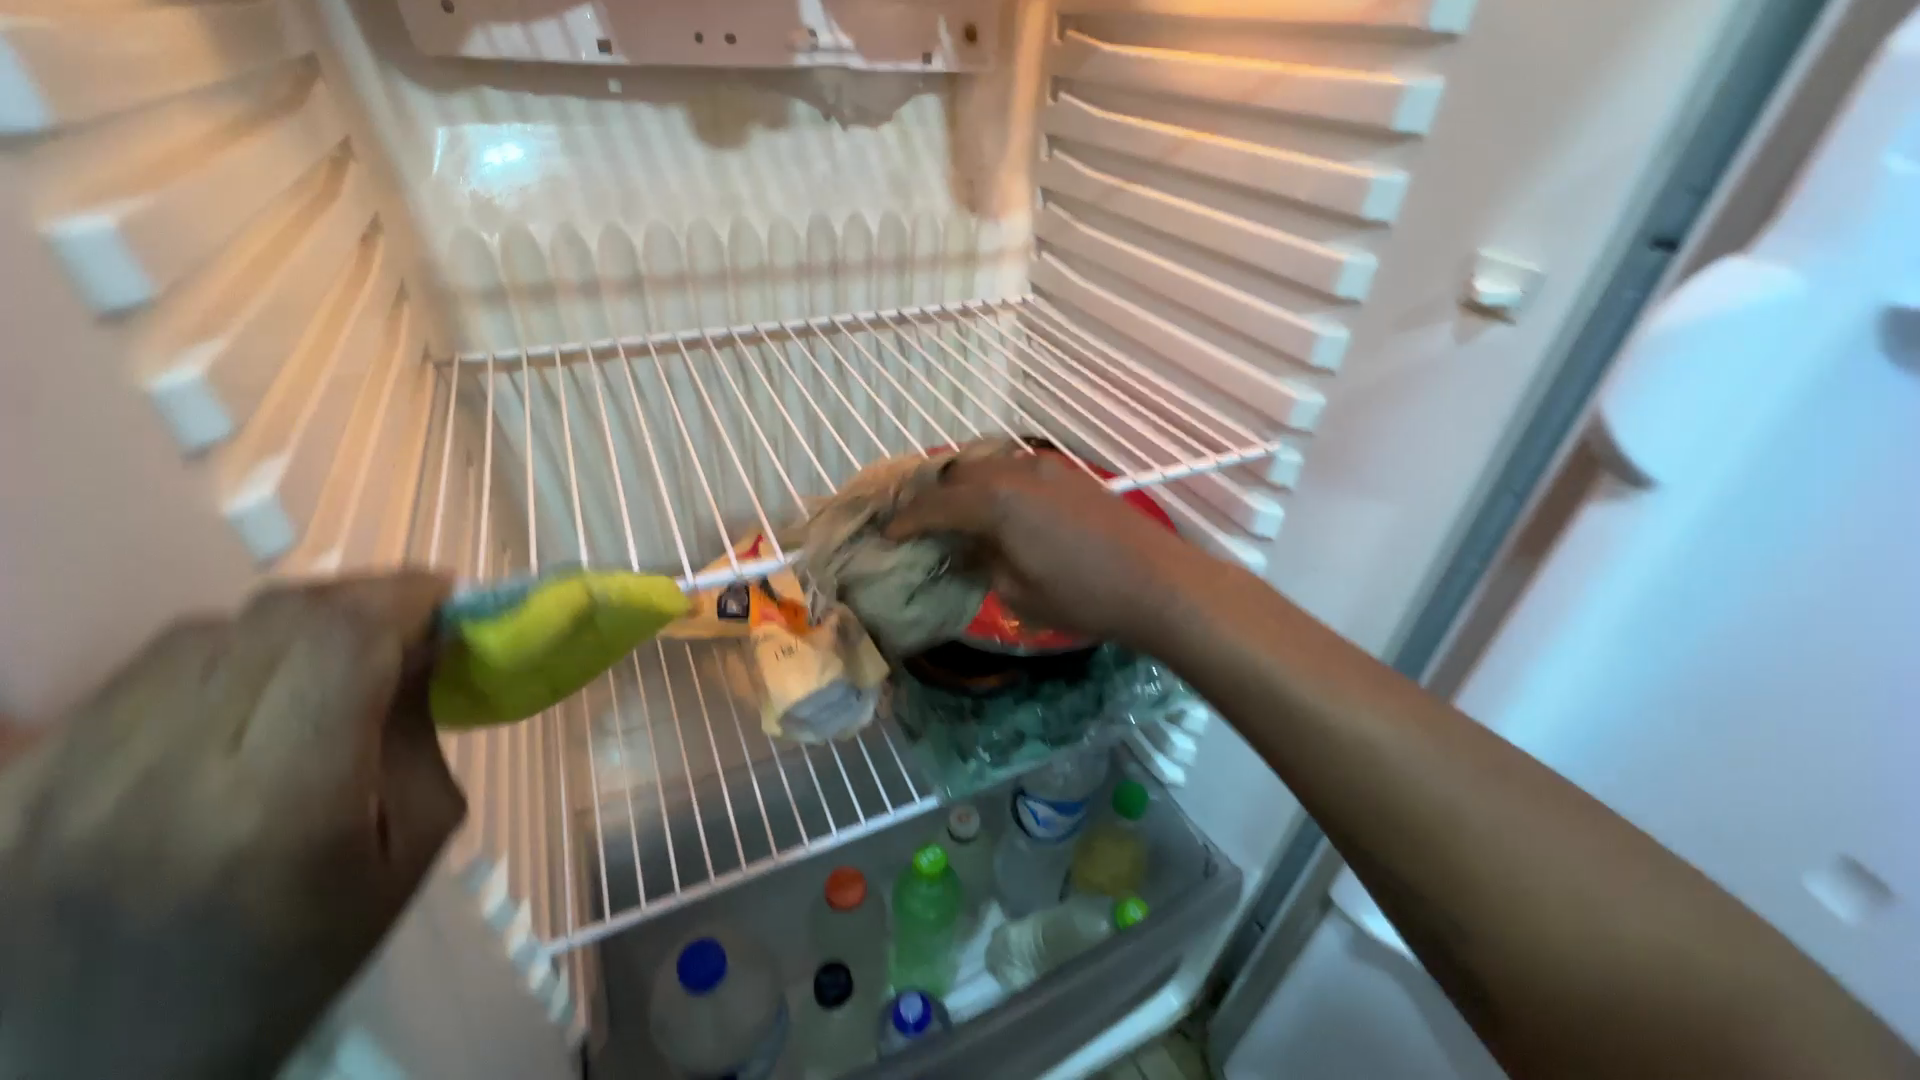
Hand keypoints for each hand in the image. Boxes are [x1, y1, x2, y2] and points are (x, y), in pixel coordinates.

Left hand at [0, 572, 464, 1079]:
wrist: (115, 1062)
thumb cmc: (298, 959)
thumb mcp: (405, 853)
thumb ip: (419, 734)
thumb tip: (424, 644)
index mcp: (282, 809)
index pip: (343, 640)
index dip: (402, 595)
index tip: (442, 595)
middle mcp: (162, 778)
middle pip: (273, 619)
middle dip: (354, 602)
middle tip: (393, 622)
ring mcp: (65, 780)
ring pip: (198, 635)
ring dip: (279, 632)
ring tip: (312, 666)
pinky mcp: (11, 786)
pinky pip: (129, 679)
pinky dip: (204, 667)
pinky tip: (229, 707)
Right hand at [884, 452, 1213, 645]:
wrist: (1157, 584)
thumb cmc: (1083, 596)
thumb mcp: (1017, 592)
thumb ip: (979, 564)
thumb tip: (960, 553)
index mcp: (996, 501)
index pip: (936, 506)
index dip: (907, 521)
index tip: (888, 536)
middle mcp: (1017, 471)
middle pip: (958, 473)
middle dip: (932, 496)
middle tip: (916, 522)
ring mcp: (1048, 467)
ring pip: (989, 465)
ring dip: (964, 486)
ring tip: (952, 515)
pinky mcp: (1071, 475)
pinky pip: (1016, 470)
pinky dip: (994, 484)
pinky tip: (996, 510)